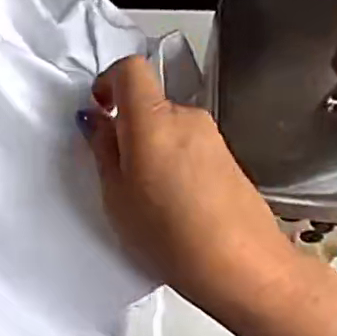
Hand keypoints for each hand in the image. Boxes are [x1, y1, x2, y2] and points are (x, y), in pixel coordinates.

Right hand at [82, 55, 313, 323]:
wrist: (240, 266)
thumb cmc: (175, 238)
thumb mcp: (118, 198)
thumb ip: (103, 150)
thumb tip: (96, 122)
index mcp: (154, 120)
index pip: (130, 69)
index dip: (108, 82)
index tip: (99, 107)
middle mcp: (188, 119)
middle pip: (150, 103)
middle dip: (129, 128)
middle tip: (115, 169)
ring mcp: (213, 138)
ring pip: (171, 128)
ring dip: (153, 151)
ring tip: (146, 198)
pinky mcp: (228, 159)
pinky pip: (191, 149)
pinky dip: (175, 166)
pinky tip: (172, 207)